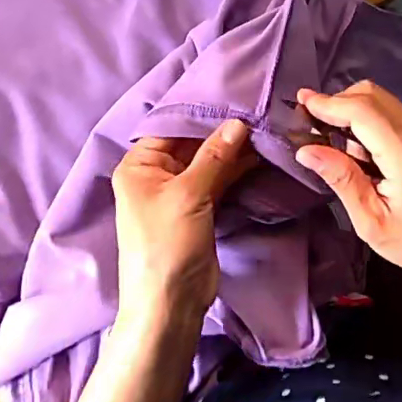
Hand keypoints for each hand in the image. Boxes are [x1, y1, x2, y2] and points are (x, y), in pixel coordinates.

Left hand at [111, 119, 255, 329]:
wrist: (169, 303)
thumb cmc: (167, 243)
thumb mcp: (188, 195)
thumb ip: (214, 156)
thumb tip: (237, 123)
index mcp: (139, 165)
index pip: (171, 129)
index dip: (201, 115)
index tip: (234, 98)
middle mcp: (154, 175)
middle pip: (190, 145)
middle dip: (220, 132)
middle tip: (256, 111)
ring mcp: (177, 193)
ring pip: (206, 163)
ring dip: (231, 151)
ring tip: (263, 130)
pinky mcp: (197, 209)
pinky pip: (216, 182)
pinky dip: (234, 171)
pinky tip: (257, 155)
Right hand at [292, 82, 401, 297]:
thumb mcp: (372, 224)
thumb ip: (341, 180)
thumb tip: (306, 150)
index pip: (363, 111)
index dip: (328, 103)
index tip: (301, 103)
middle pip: (372, 96)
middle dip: (336, 103)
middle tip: (309, 122)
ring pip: (381, 101)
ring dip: (351, 111)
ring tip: (328, 138)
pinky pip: (392, 114)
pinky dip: (367, 121)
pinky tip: (355, 148)